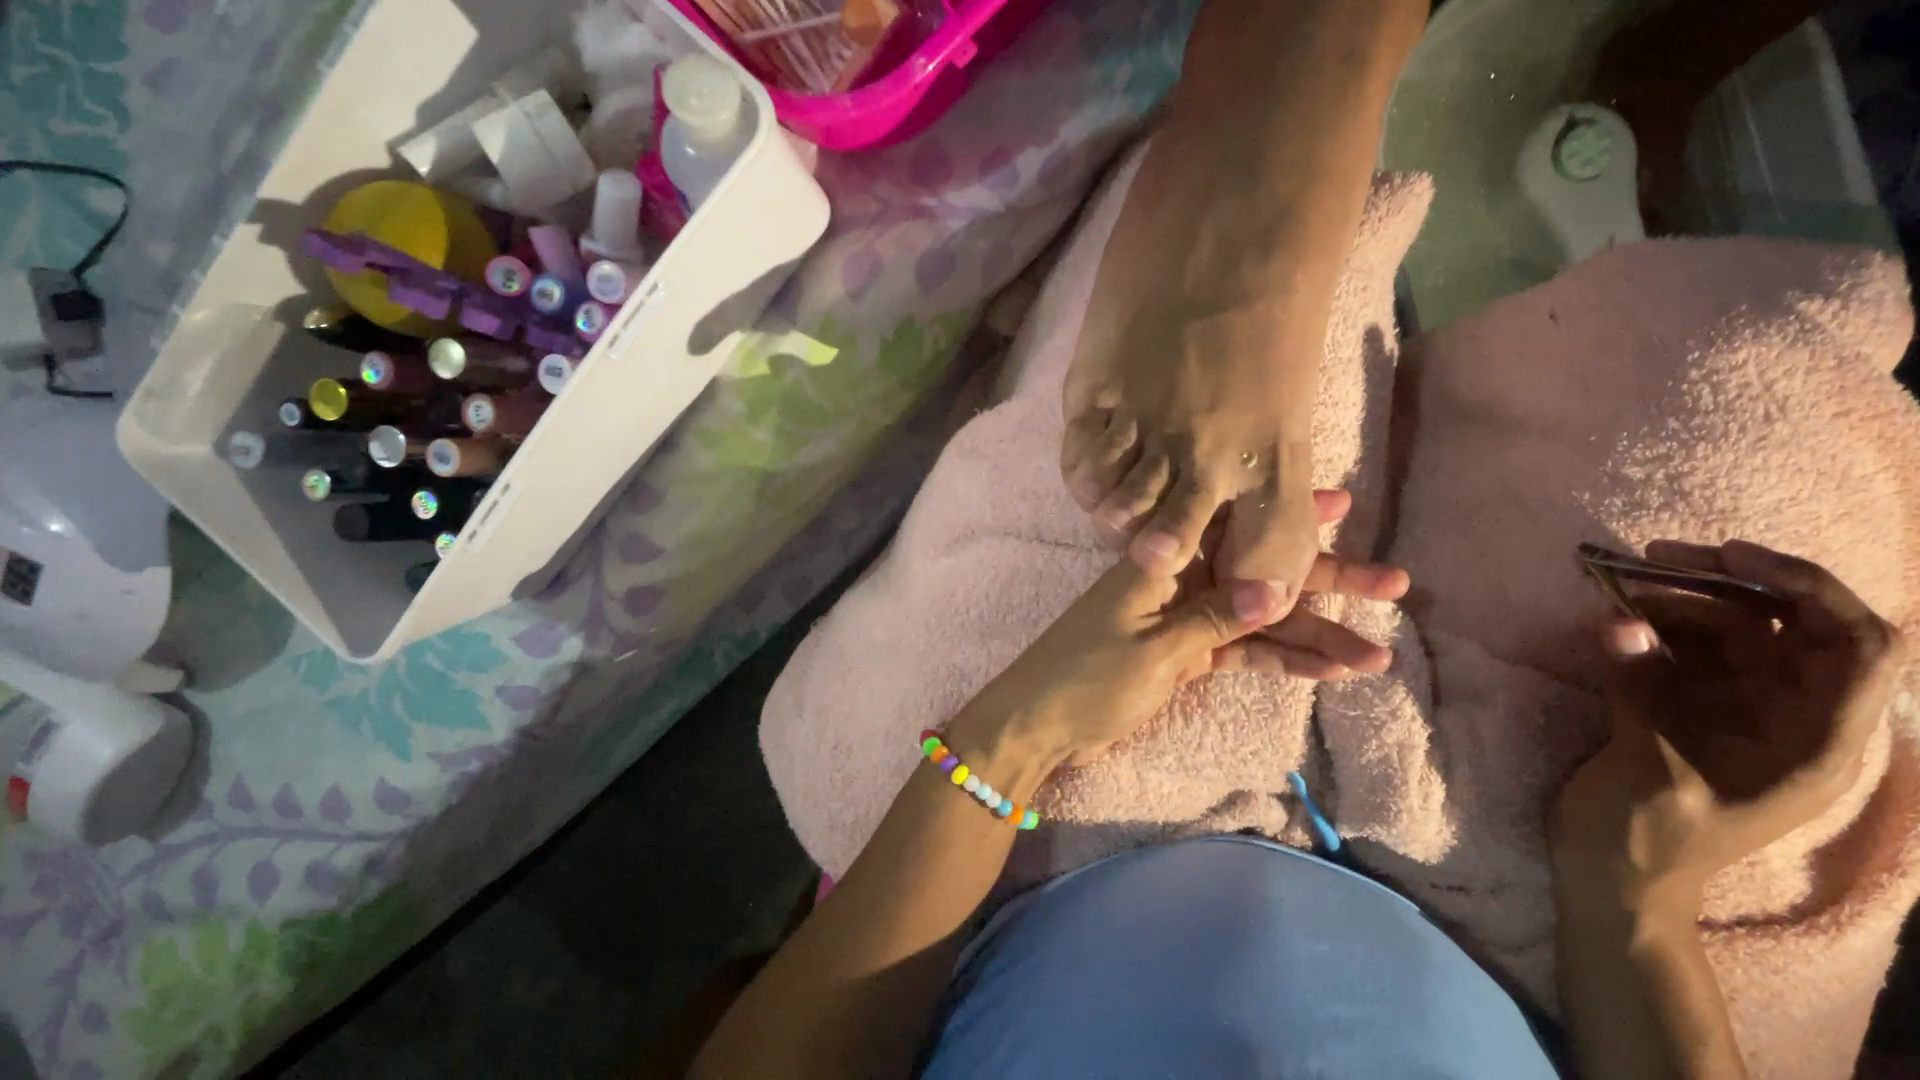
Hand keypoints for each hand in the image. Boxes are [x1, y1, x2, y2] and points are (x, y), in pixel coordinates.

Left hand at [953, 490, 1407, 769]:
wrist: (1041, 722)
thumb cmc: (1086, 674)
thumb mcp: (1153, 645)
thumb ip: (1214, 618)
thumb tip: (1277, 586)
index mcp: (1165, 562)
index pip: (1236, 527)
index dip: (1290, 515)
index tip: (1342, 498)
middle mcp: (1182, 582)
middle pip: (1264, 574)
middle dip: (1328, 581)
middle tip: (1396, 583)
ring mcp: (1187, 620)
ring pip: (1262, 620)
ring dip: (1316, 635)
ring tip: (1380, 651)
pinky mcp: (1186, 656)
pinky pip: (1242, 653)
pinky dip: (1280, 662)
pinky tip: (1329, 672)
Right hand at [1062, 258, 1322, 601]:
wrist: (1239, 208)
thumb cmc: (1280, 299)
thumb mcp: (1295, 395)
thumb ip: (1275, 472)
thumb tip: (1253, 529)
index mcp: (1268, 449)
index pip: (1259, 549)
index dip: (1253, 587)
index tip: (1242, 599)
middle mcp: (1203, 448)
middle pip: (1166, 541)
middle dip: (1160, 557)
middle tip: (1151, 550)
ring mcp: (1144, 416)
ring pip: (1115, 505)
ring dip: (1116, 517)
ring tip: (1116, 514)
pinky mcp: (1096, 384)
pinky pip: (1080, 455)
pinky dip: (1085, 473)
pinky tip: (1092, 468)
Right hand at [1551, 540, 1904, 902]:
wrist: (1614, 880)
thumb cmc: (1652, 839)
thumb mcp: (1652, 769)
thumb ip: (1644, 692)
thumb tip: (1618, 621)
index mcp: (1818, 740)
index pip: (1857, 645)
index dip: (1809, 589)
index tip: (1729, 556)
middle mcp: (1791, 714)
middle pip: (1791, 624)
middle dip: (1730, 581)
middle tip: (1654, 556)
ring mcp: (1739, 708)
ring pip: (1733, 629)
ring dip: (1679, 599)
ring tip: (1617, 586)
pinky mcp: (1691, 705)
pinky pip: (1686, 646)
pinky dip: (1653, 623)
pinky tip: (1613, 616)